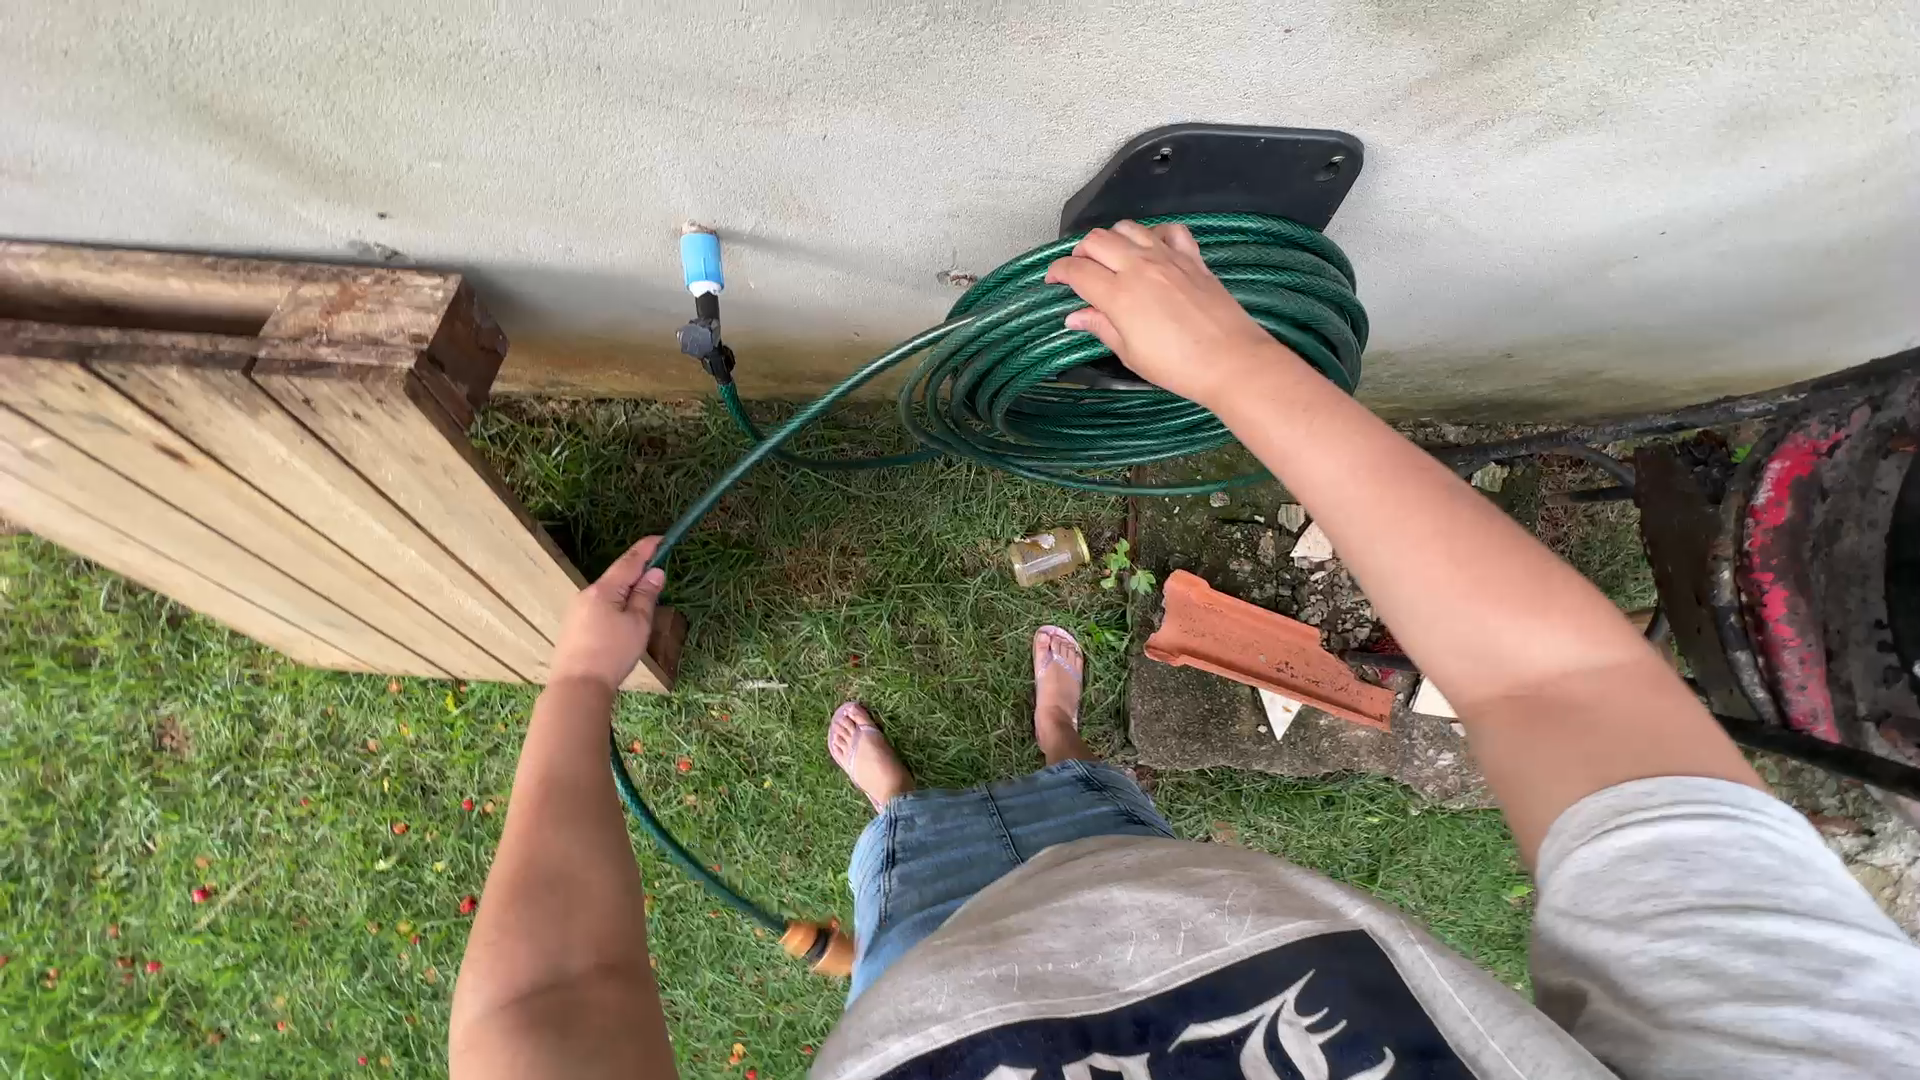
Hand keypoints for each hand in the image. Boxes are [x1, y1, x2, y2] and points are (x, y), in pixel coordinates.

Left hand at [547, 536, 666, 691]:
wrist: (577, 685)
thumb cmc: (613, 652)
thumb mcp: (638, 623)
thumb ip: (646, 595)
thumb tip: (655, 572)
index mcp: (604, 589)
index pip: (629, 561)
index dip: (646, 548)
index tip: (661, 537)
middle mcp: (587, 594)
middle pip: (617, 576)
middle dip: (638, 572)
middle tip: (659, 574)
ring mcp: (577, 610)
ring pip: (608, 592)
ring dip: (627, 590)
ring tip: (645, 600)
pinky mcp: (574, 626)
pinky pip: (600, 605)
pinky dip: (616, 604)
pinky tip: (624, 618)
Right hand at [1045, 220, 1301, 409]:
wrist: (1229, 360)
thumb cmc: (1177, 366)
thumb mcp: (1129, 353)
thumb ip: (1101, 327)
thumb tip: (1076, 317)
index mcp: (1118, 294)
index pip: (1076, 271)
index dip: (1057, 272)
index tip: (1052, 280)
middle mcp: (1140, 267)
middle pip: (1097, 240)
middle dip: (1080, 252)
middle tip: (1079, 271)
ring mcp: (1168, 258)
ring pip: (1128, 228)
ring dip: (1112, 239)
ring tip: (1110, 259)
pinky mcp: (1192, 258)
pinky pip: (1169, 231)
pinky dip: (1153, 234)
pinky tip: (1151, 249)